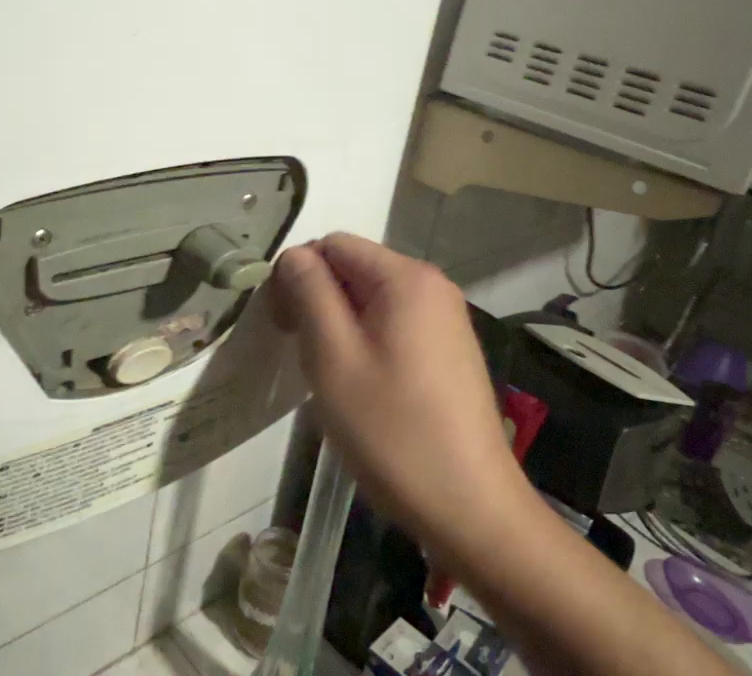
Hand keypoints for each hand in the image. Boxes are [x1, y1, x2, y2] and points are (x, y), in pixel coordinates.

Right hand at [270, 233, 529, 542]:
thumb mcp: (333, 356)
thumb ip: (308, 292)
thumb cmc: (392, 430)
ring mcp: (447, 320)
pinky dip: (366, 344)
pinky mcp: (450, 352)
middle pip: (354, 269)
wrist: (469, 506)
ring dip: (339, 327)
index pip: (333, 244)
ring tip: (331, 377)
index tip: (282, 324)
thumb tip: (294, 257)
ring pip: (370, 300)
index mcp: (406, 278)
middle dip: (317, 301)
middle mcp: (433, 287)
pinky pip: (393, 326)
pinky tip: (362, 389)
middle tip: (303, 354)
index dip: (297, 274)